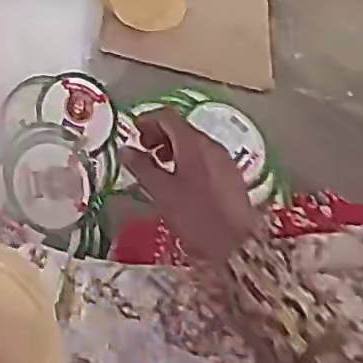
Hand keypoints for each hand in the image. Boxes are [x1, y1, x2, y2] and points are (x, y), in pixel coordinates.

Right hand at [120, 108, 265, 262]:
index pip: (167, 116)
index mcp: (192, 142)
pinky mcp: (231, 175)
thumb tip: (125, 150)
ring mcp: (224, 159)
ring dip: (172, 148)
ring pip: (193, 143)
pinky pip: (204, 156)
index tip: (134, 132)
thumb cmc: (195, 215)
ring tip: (159, 168)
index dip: (147, 120)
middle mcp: (210, 144)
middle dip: (159, 134)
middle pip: (181, 127)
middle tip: (143, 151)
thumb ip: (142, 167)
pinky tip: (181, 181)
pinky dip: (187, 159)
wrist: (238, 245)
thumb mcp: (162, 191)